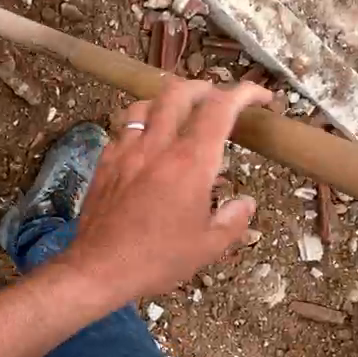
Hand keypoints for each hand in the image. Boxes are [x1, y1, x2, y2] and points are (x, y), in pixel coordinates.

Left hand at [55, 78, 271, 302]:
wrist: (98, 268)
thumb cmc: (157, 260)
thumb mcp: (208, 247)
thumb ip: (233, 220)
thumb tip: (246, 203)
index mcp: (190, 164)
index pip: (220, 109)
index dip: (243, 93)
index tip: (259, 96)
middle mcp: (156, 148)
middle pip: (177, 93)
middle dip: (202, 88)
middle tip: (215, 98)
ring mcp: (125, 153)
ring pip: (143, 106)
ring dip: (164, 103)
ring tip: (177, 115)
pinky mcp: (103, 164)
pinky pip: (120, 131)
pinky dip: (137, 128)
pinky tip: (144, 145)